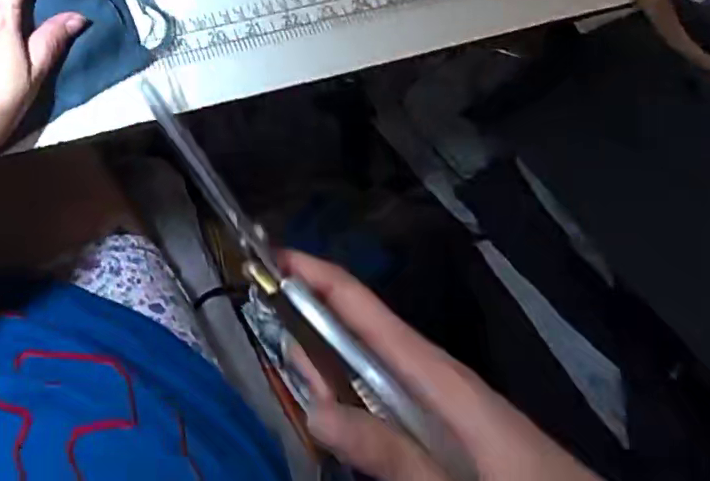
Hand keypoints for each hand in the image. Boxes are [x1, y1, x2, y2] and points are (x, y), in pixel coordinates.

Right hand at [282, 251, 601, 480]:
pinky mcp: (450, 432)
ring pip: (364, 367)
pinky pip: (384, 398)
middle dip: (305, 331)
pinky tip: (346, 425)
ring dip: (327, 373)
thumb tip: (313, 410)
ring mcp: (443, 404)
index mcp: (437, 374)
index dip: (307, 270)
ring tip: (312, 400)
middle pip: (352, 331)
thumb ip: (393, 454)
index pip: (358, 300)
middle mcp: (434, 377)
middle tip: (281, 355)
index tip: (258, 255)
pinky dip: (352, 401)